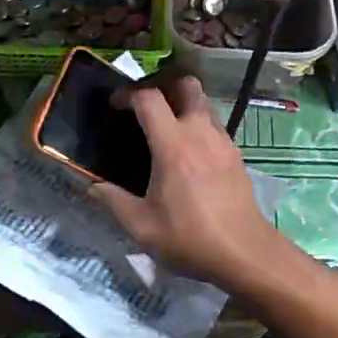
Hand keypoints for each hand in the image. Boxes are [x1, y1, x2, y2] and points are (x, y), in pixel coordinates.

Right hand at [88, 74, 295, 289]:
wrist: (244, 253)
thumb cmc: (190, 239)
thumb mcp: (141, 227)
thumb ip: (112, 201)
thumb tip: (93, 186)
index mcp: (173, 145)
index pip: (148, 97)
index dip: (127, 94)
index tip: (114, 106)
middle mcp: (201, 133)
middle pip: (186, 85)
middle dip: (163, 84)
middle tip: (146, 104)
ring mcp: (223, 142)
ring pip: (204, 103)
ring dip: (184, 103)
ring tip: (166, 127)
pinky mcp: (237, 156)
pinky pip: (215, 126)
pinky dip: (199, 125)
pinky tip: (189, 152)